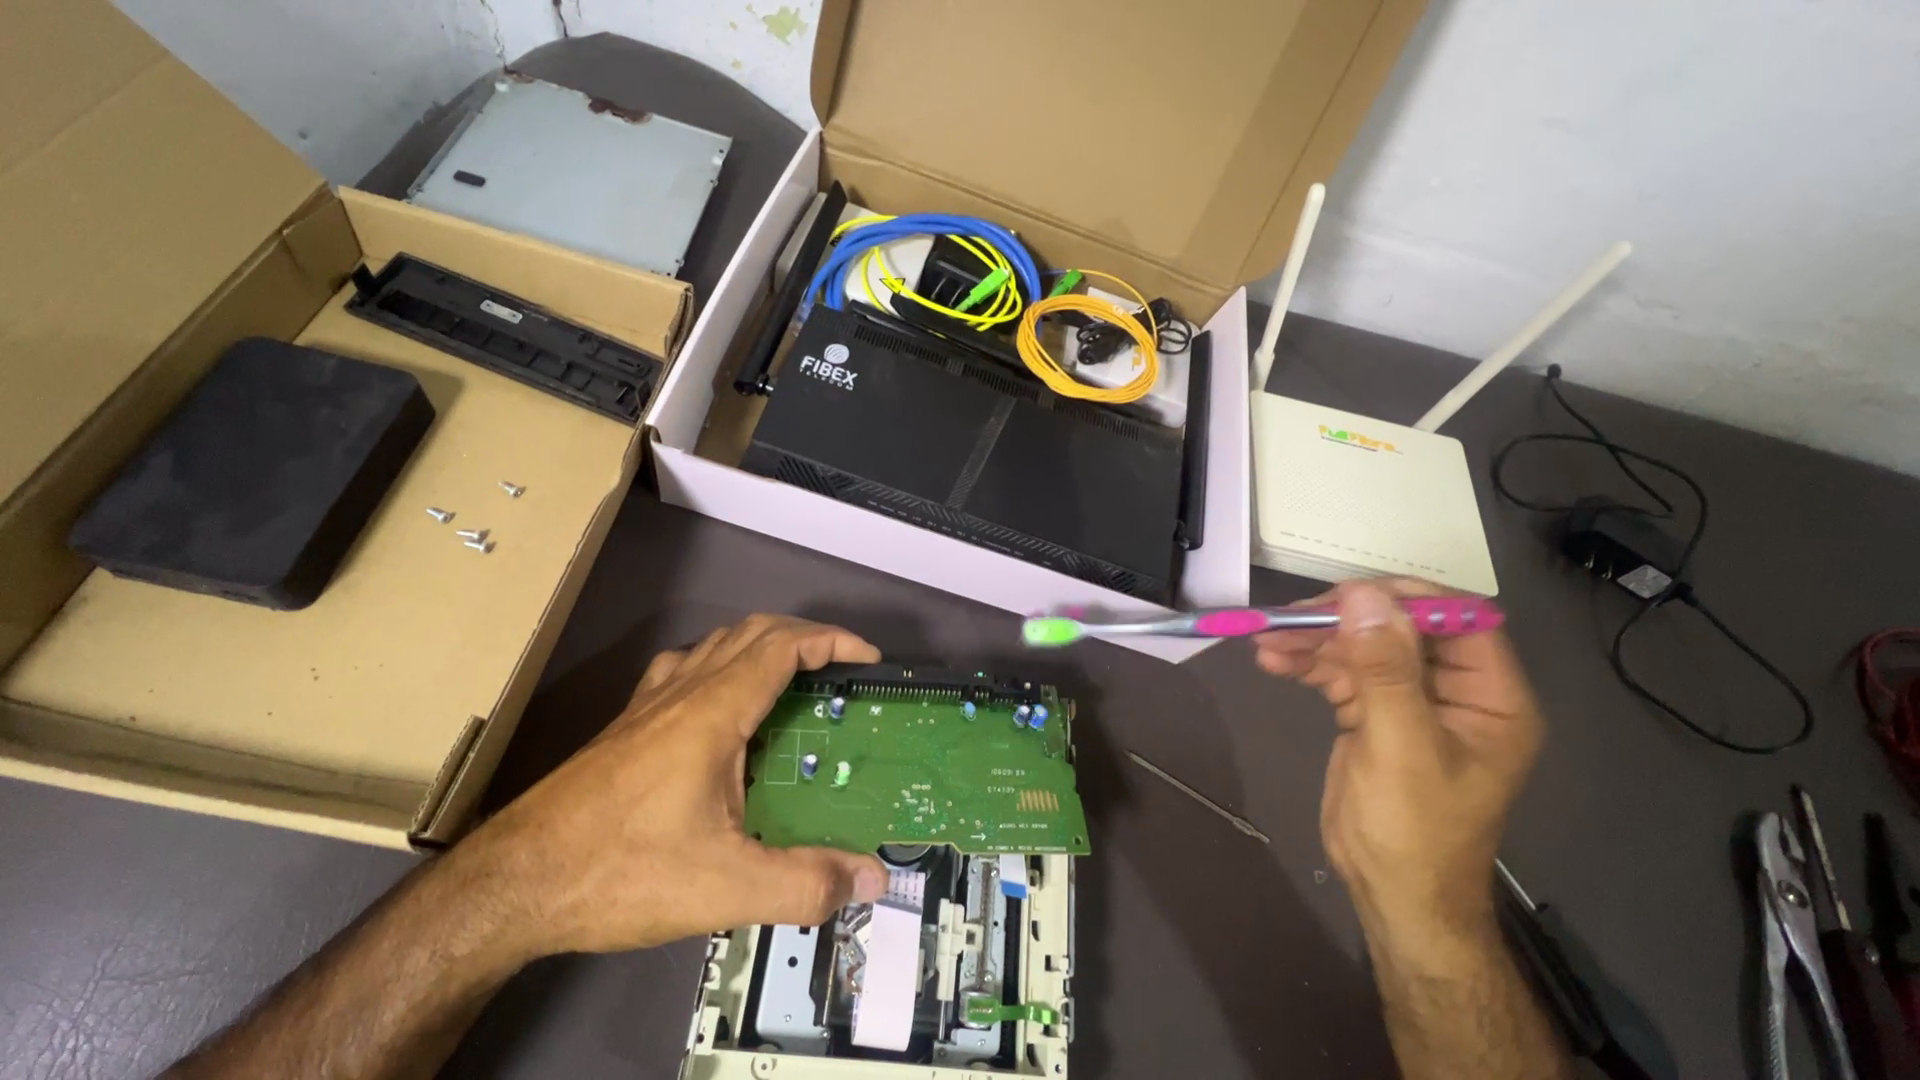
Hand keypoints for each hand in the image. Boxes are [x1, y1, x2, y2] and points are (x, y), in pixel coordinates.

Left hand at [453, 615, 888, 958]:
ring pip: (713, 646)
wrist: (512, 884)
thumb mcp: (725, 888)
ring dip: (760, 646)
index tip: (868, 658)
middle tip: (840, 669)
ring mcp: (646, 708)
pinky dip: (718, 667)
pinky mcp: (624, 730)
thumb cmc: (622, 872)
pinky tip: (719, 712)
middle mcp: (679, 694)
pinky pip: (682, 671)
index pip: (781, 646)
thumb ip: (805, 884)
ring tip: (790, 683)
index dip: (831, 641)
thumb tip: (872, 877)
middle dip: (805, 637)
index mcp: (712, 713)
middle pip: (750, 632)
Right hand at [1253, 581, 1542, 954]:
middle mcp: (1455, 692)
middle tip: (1291, 618)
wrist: (1393, 897)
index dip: (1405, 600)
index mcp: (1491, 697)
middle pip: (1401, 630)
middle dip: (1345, 621)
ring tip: (1266, 640)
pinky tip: (1272, 661)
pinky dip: (1308, 666)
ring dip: (1316, 642)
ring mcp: (1412, 704)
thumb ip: (1384, 670)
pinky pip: (1342, 676)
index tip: (1346, 596)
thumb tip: (1362, 597)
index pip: (1458, 621)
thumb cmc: (1415, 831)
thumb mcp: (1401, 748)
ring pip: (1364, 649)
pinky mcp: (1374, 718)